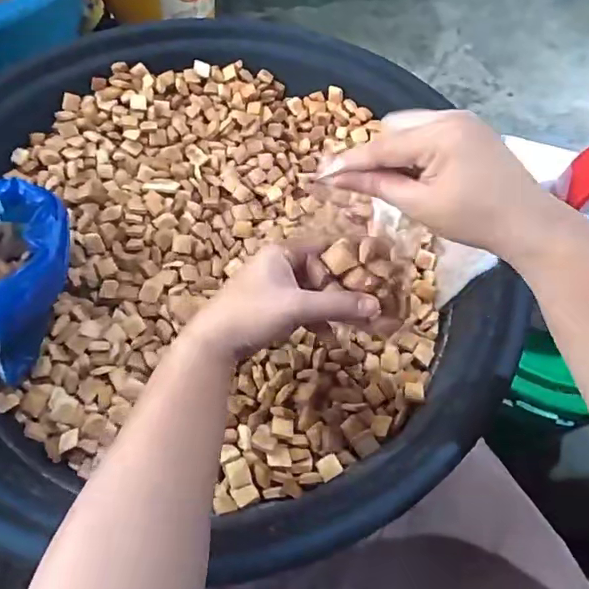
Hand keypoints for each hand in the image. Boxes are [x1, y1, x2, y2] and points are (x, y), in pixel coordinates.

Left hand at [180, 243, 384, 359]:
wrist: (212, 342)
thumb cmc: (253, 313)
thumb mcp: (298, 307)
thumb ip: (337, 304)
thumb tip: (376, 305)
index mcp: (281, 251)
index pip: (324, 247)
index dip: (348, 259)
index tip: (373, 273)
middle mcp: (278, 263)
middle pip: (320, 271)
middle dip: (343, 290)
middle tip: (367, 304)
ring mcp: (274, 286)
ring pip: (313, 292)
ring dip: (332, 307)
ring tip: (354, 323)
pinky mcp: (271, 307)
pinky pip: (302, 307)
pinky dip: (316, 318)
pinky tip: (328, 335)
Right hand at [318, 110, 579, 262]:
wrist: (530, 224)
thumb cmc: (476, 220)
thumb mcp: (421, 206)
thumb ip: (378, 185)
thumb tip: (338, 177)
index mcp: (440, 133)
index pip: (382, 145)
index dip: (350, 161)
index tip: (320, 172)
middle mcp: (450, 116)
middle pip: (394, 128)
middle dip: (374, 153)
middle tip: (356, 180)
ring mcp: (464, 120)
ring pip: (411, 127)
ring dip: (394, 150)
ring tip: (386, 179)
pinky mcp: (471, 129)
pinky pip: (430, 132)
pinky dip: (415, 149)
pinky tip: (413, 172)